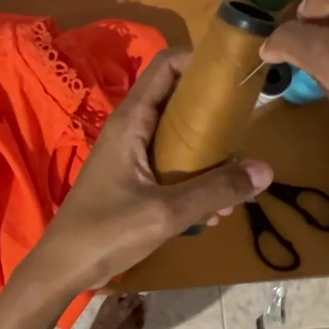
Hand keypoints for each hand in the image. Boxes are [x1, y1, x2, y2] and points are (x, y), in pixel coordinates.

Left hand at [25, 50, 273, 293]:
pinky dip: (195, 186)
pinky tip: (212, 216)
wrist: (63, 268)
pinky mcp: (134, 182)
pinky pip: (173, 171)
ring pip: (180, 143)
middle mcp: (131, 131)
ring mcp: (131, 157)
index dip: (201, 60)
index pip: (167, 66)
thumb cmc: (106, 232)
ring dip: (210, 164)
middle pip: (180, 104)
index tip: (237, 76)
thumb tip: (266, 169)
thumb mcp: (166, 212)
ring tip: (233, 197)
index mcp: (131, 122)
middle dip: (216, 121)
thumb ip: (215, 190)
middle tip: (245, 141)